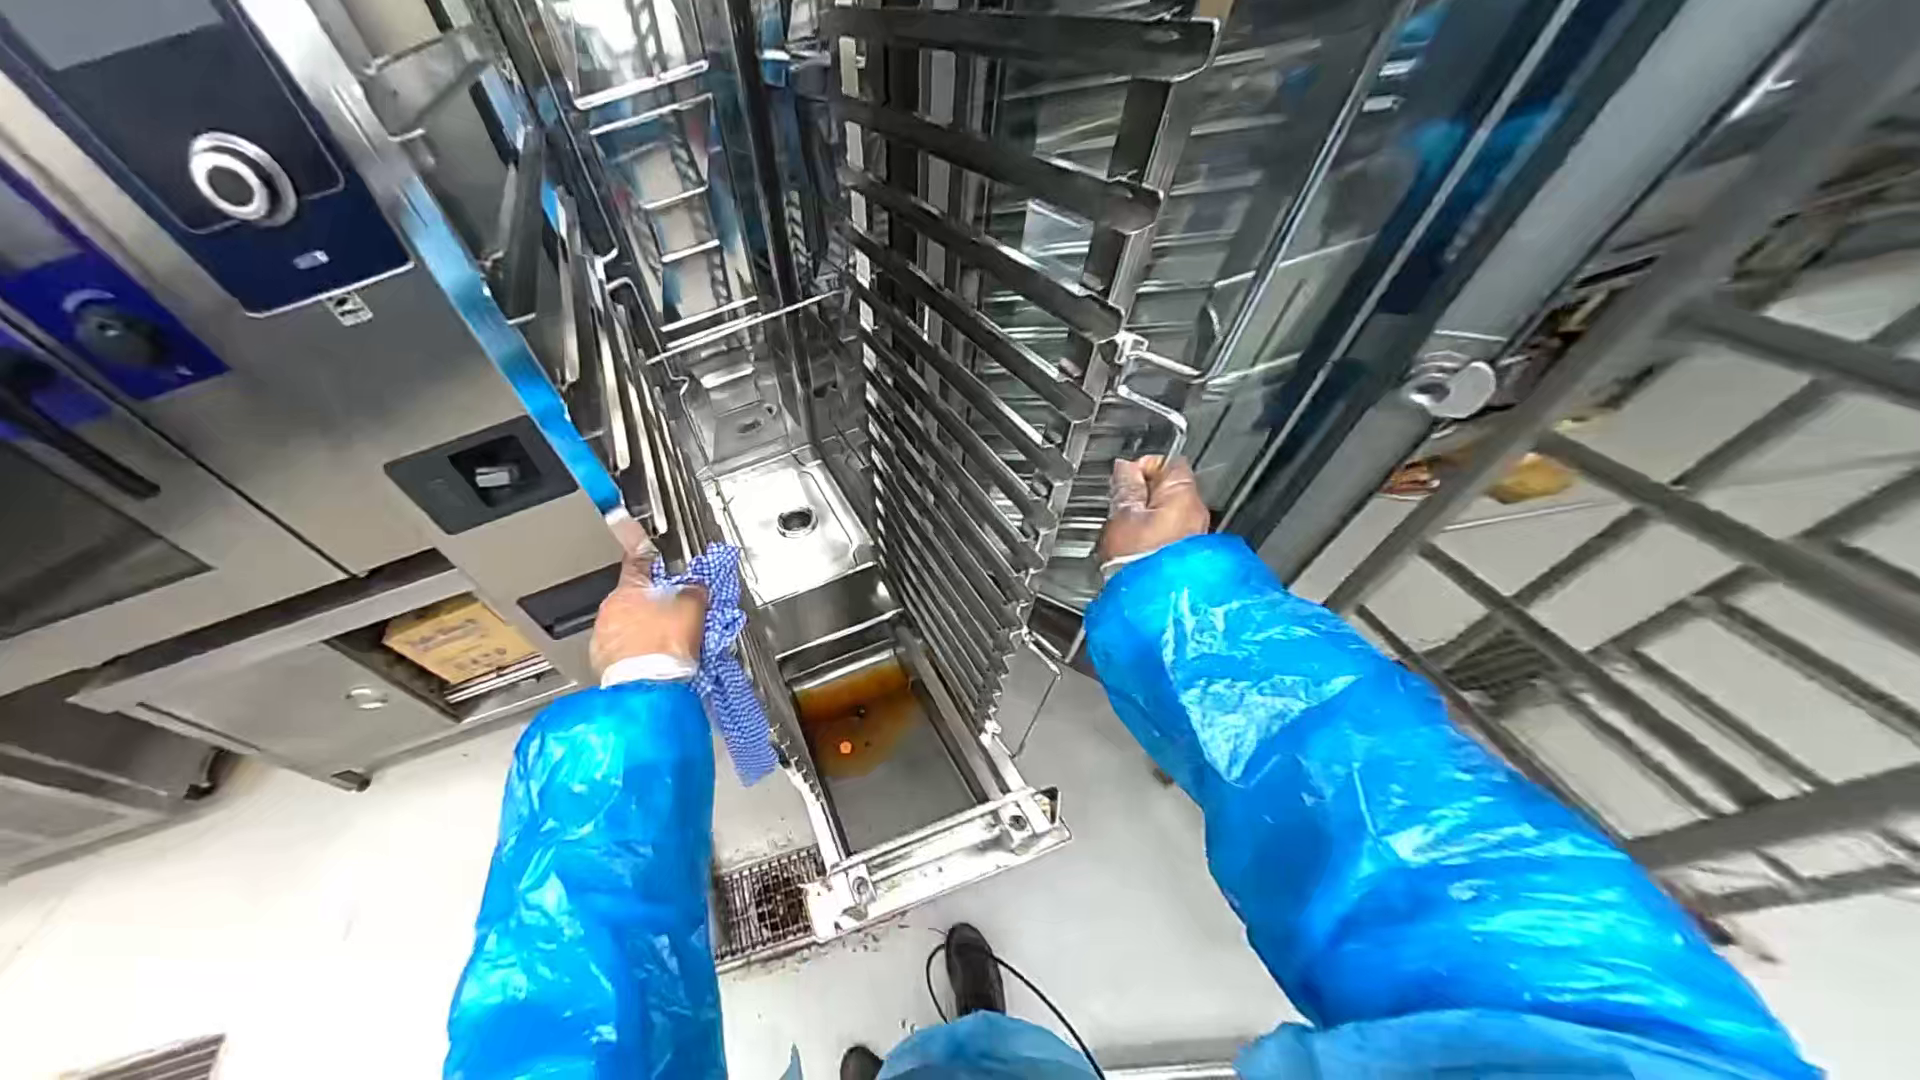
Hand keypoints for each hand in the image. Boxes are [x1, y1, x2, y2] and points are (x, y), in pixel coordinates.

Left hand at [589, 523, 707, 676]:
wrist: (649, 689)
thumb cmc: (668, 646)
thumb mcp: (692, 609)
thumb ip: (695, 589)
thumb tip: (697, 583)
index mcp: (629, 591)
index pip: (636, 560)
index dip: (643, 549)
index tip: (635, 535)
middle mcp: (608, 610)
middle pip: (633, 594)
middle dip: (651, 599)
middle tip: (674, 610)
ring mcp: (603, 635)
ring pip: (625, 620)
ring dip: (642, 624)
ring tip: (665, 638)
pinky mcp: (602, 660)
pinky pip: (620, 644)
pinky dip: (634, 646)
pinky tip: (652, 654)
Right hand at [1098, 455, 1209, 567]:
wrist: (1149, 604)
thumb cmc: (1138, 561)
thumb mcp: (1123, 516)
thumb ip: (1126, 488)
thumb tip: (1126, 468)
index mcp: (1183, 496)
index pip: (1168, 462)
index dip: (1142, 467)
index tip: (1123, 480)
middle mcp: (1196, 514)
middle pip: (1168, 489)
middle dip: (1142, 495)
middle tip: (1120, 507)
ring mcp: (1193, 537)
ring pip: (1167, 514)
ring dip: (1145, 518)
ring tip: (1125, 532)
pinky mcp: (1184, 557)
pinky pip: (1168, 536)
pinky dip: (1151, 537)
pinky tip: (1134, 550)